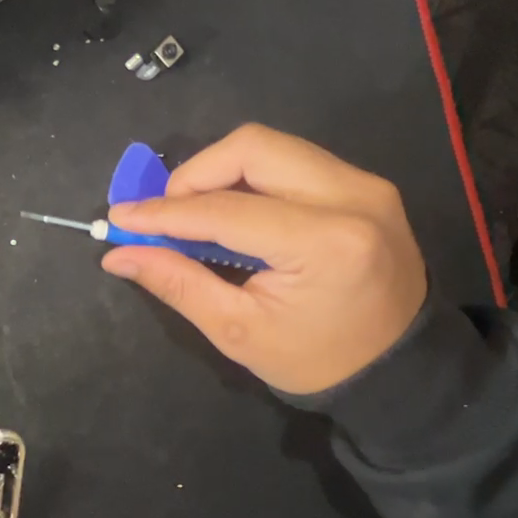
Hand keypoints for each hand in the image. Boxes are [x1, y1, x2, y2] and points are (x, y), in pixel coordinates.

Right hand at [101, 124, 427, 394]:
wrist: (399, 369)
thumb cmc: (315, 360)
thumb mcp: (238, 332)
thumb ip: (178, 284)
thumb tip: (118, 254)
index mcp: (324, 243)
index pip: (226, 208)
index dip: (165, 212)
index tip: (120, 217)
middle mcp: (352, 197)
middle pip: (252, 148)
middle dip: (195, 175)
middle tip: (166, 215)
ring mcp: (364, 185)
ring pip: (272, 147)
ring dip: (220, 172)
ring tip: (194, 214)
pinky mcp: (364, 185)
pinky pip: (292, 160)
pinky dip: (249, 178)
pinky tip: (232, 212)